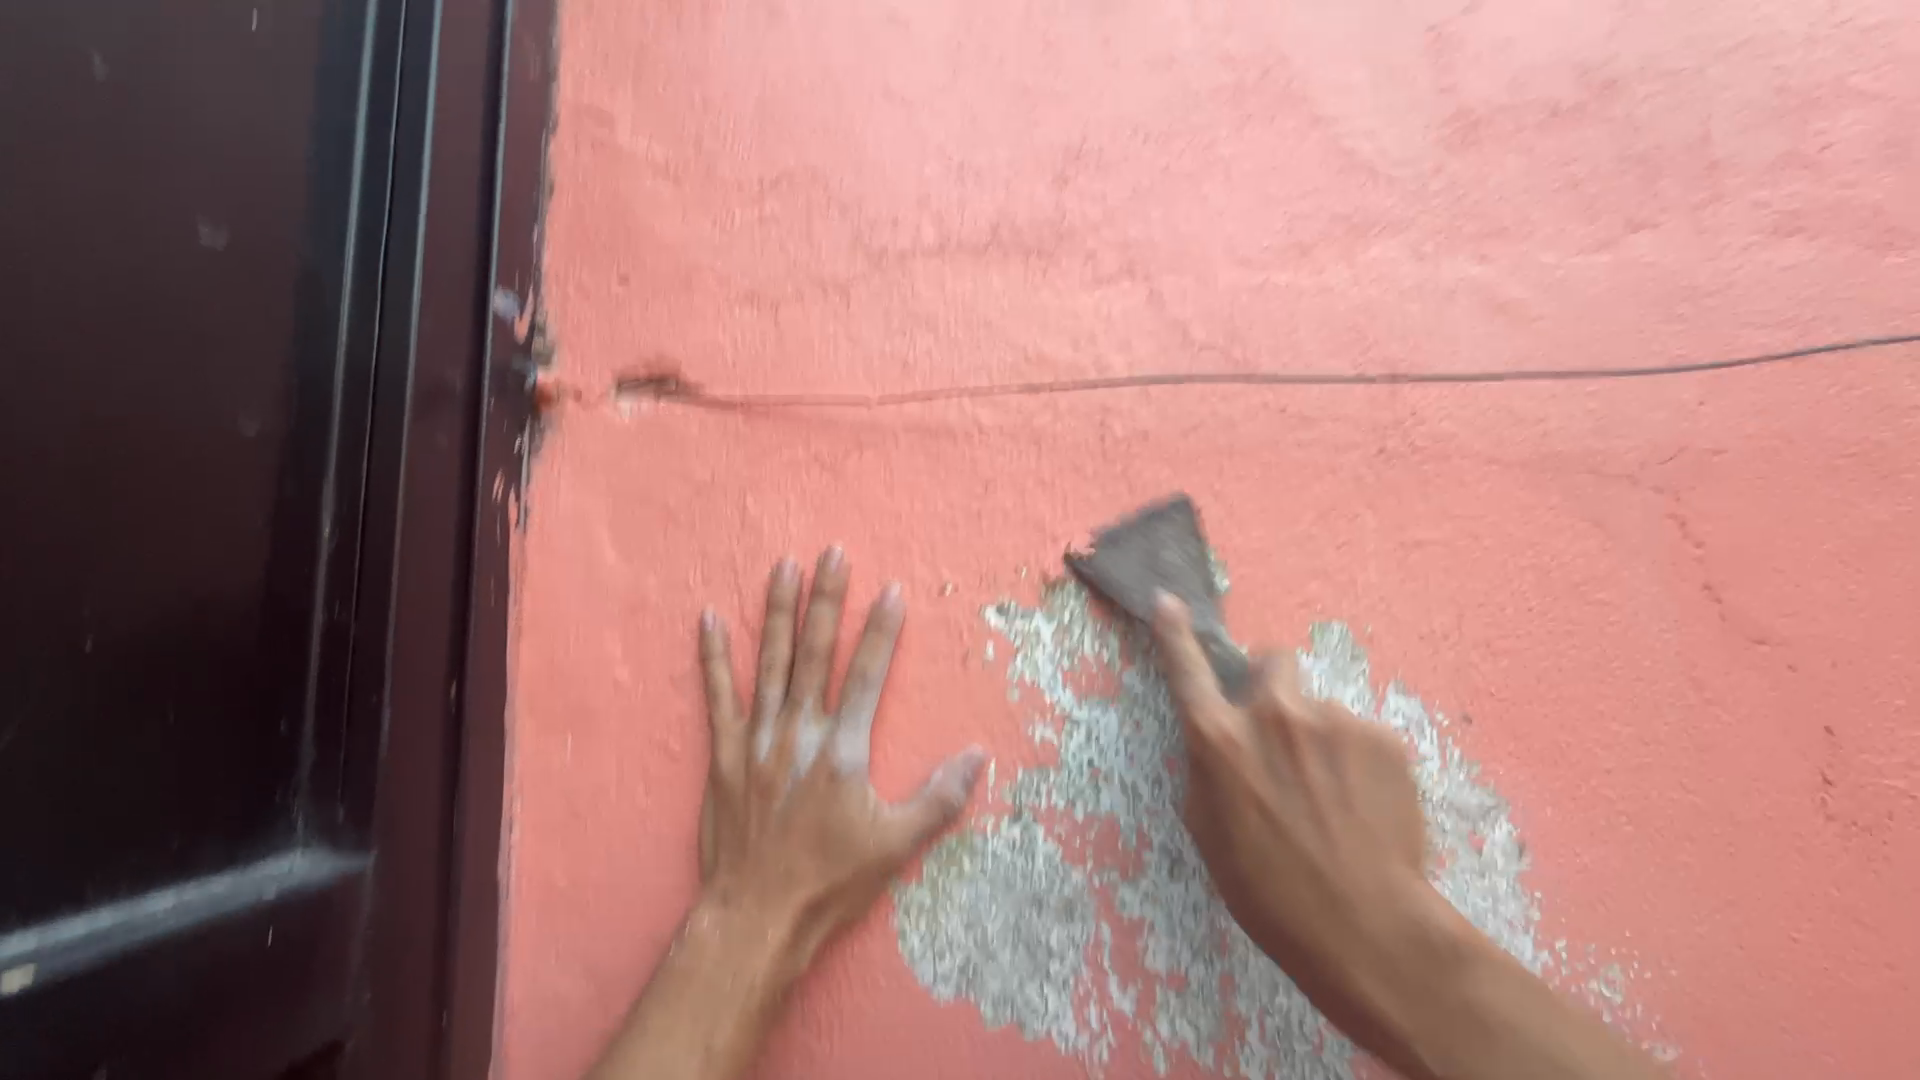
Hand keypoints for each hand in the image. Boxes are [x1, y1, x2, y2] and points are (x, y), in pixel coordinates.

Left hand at [590, 550, 986, 1079]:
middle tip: (833, 553)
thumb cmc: (830, 883)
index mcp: (842, 751)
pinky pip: (717, 699)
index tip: (892, 591)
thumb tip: (979, 755)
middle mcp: (799, 734)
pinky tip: (710, 621)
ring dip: (778, 613)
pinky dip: (713, 659)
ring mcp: (756, 742)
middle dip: (828, 600)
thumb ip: (940, 797)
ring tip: (783, 568)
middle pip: (816, 653)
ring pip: (770, 664)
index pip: (866, 676)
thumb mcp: (897, 845)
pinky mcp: (723, 758)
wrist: (757, 918)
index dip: (882, 631)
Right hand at [1150, 593, 1450, 1066]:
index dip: (1174, 633)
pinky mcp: (1384, 738)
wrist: (1368, 928)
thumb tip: (1215, 740)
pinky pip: (1360, 734)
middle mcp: (1272, 714)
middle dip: (1273, 686)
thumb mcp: (1207, 831)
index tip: (1168, 602)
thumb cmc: (1268, 892)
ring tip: (1334, 795)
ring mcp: (1333, 721)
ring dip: (1319, 734)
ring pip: (1319, 707)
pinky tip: (1366, 806)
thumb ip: (1205, 768)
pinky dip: (1359, 761)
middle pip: (1272, 660)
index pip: (1187, 669)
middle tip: (1284, 737)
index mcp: (1218, 740)